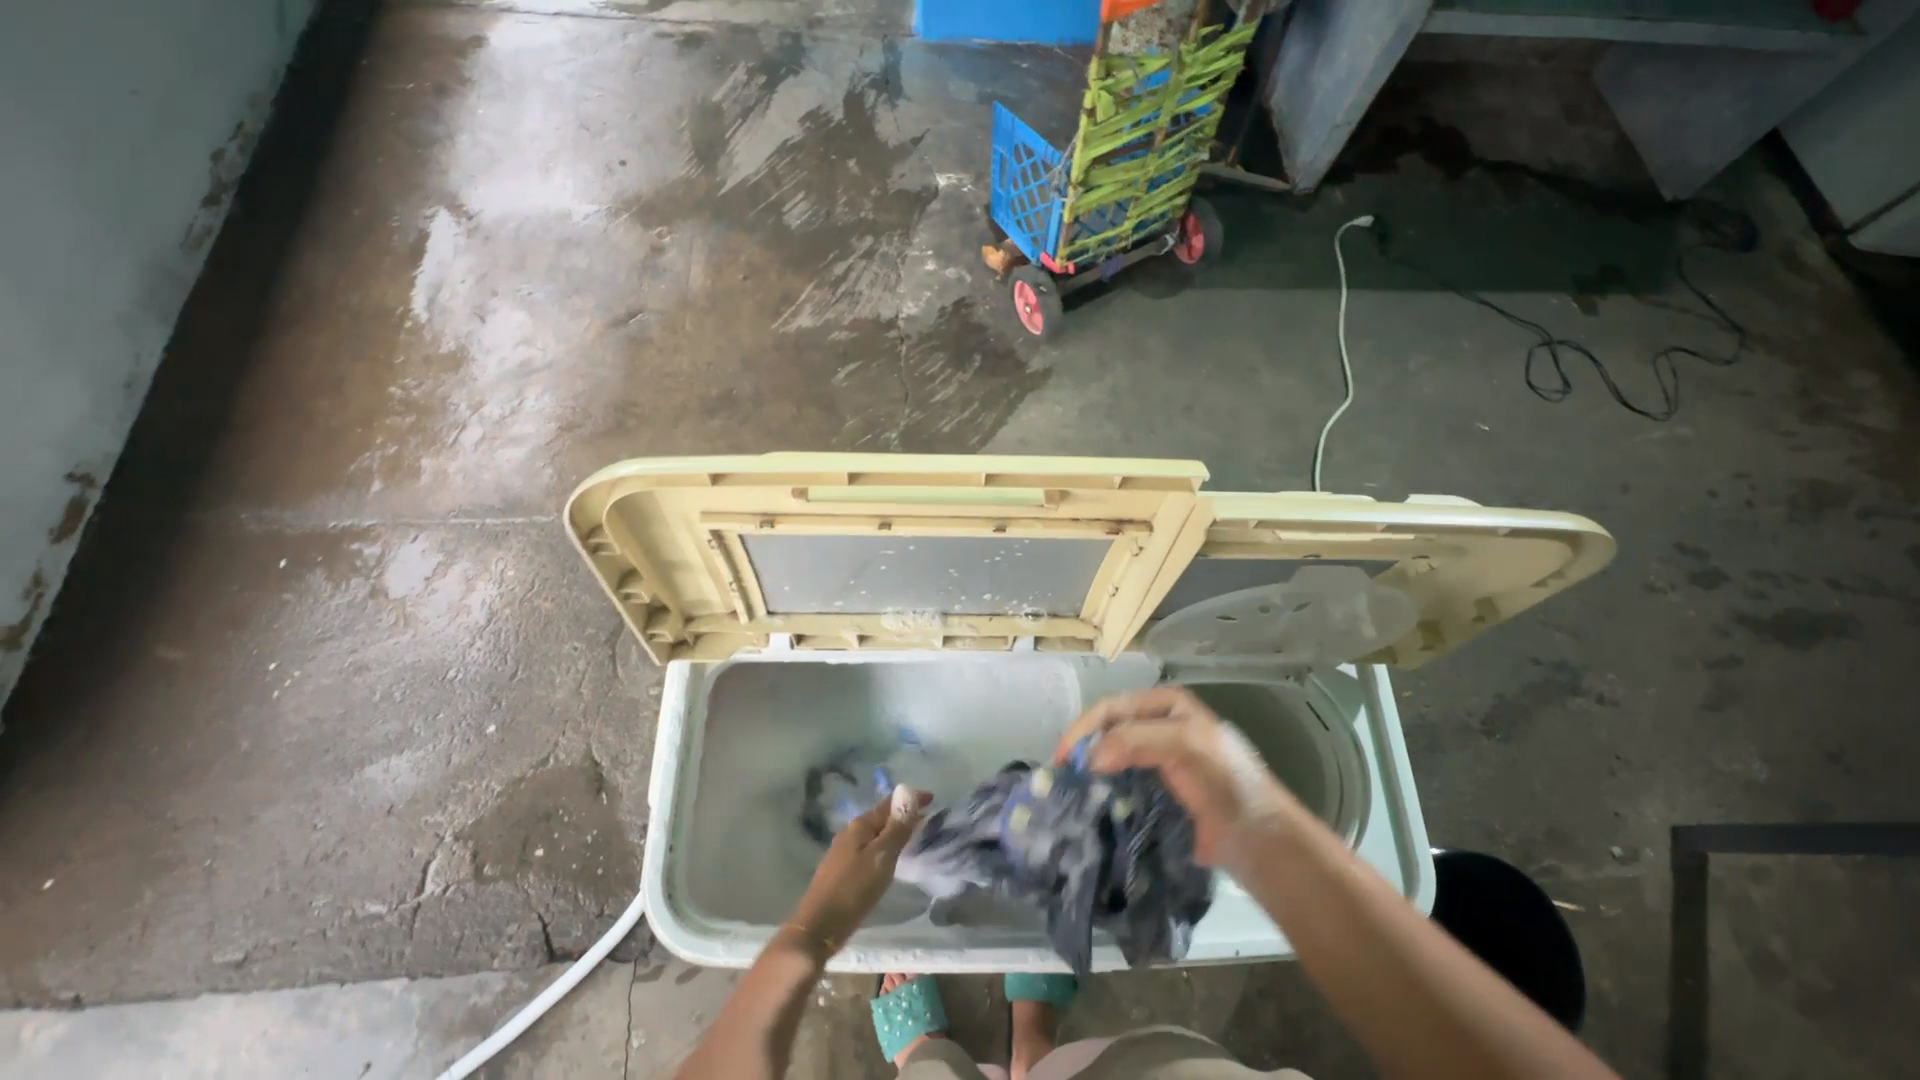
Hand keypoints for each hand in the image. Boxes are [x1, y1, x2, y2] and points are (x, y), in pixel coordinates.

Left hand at [787, 789, 929, 954]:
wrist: (819, 926)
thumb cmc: (853, 889)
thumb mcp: (881, 858)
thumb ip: (897, 829)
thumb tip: (909, 795)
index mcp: (859, 826)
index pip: (889, 803)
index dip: (910, 799)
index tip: (933, 798)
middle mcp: (851, 833)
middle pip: (881, 817)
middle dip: (904, 815)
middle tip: (929, 818)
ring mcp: (845, 852)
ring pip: (876, 834)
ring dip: (895, 831)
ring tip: (915, 836)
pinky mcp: (844, 870)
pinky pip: (871, 850)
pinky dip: (886, 847)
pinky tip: (892, 859)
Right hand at [1054, 686, 1295, 865]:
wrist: (1258, 839)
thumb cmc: (1227, 783)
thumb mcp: (1185, 745)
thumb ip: (1136, 741)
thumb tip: (1088, 758)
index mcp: (1168, 705)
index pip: (1113, 708)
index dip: (1084, 729)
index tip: (1063, 759)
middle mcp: (1160, 727)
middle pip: (1108, 731)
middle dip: (1083, 751)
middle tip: (1060, 778)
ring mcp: (1158, 762)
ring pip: (1112, 760)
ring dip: (1090, 775)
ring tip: (1068, 794)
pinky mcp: (1157, 795)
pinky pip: (1122, 788)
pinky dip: (1103, 795)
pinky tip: (1090, 807)